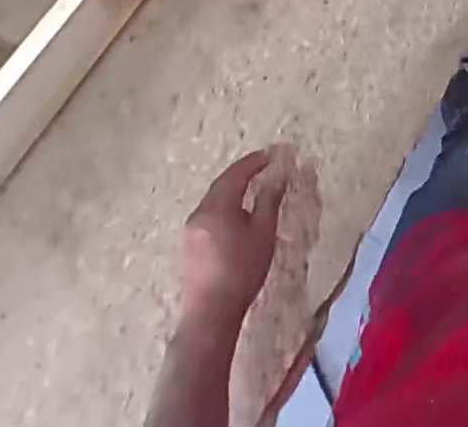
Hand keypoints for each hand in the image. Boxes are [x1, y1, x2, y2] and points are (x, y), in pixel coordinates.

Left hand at [178, 147, 289, 319]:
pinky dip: (224, 203)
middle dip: (242, 172)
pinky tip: (235, 210)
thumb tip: (278, 175)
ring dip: (232, 187)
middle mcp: (198, 214)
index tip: (272, 155)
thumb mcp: (264, 231)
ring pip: (213, 199)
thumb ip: (269, 199)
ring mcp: (190, 231)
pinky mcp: (188, 245)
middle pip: (221, 184)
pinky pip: (208, 213)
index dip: (254, 162)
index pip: (236, 175)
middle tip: (262, 164)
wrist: (211, 313)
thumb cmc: (243, 269)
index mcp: (216, 208)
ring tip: (251, 184)